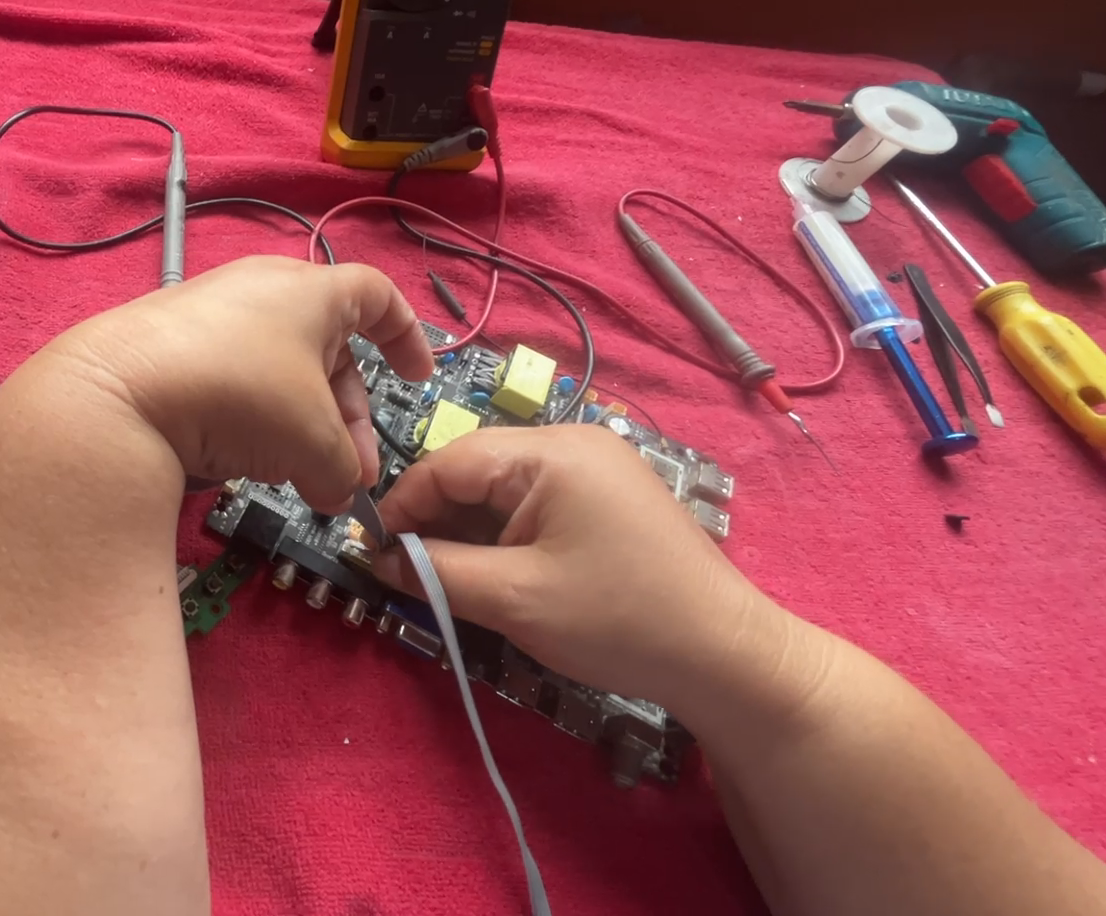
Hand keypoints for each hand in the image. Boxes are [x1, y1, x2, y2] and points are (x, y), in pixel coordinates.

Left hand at [43, 256, 435, 512]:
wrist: (121, 392)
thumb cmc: (243, 394)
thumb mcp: (314, 440)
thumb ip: (341, 469)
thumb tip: (336, 492)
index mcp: (310, 291)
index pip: (377, 297)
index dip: (406, 337)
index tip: (417, 378)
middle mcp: (260, 290)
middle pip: (327, 350)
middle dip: (347, 417)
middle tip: (348, 476)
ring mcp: (209, 315)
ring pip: (278, 372)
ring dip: (300, 427)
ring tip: (299, 480)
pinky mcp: (168, 346)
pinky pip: (230, 378)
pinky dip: (249, 418)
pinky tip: (241, 459)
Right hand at [372, 424, 792, 708]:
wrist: (732, 663)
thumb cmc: (618, 621)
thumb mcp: (513, 598)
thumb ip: (434, 572)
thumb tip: (376, 559)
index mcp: (550, 452)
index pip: (447, 463)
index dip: (402, 506)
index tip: (372, 550)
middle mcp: (570, 443)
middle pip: (472, 470)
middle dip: (434, 519)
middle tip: (407, 567)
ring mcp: (591, 466)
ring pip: (497, 488)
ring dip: (465, 529)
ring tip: (447, 573)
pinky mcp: (602, 494)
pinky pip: (528, 501)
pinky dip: (499, 533)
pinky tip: (492, 568)